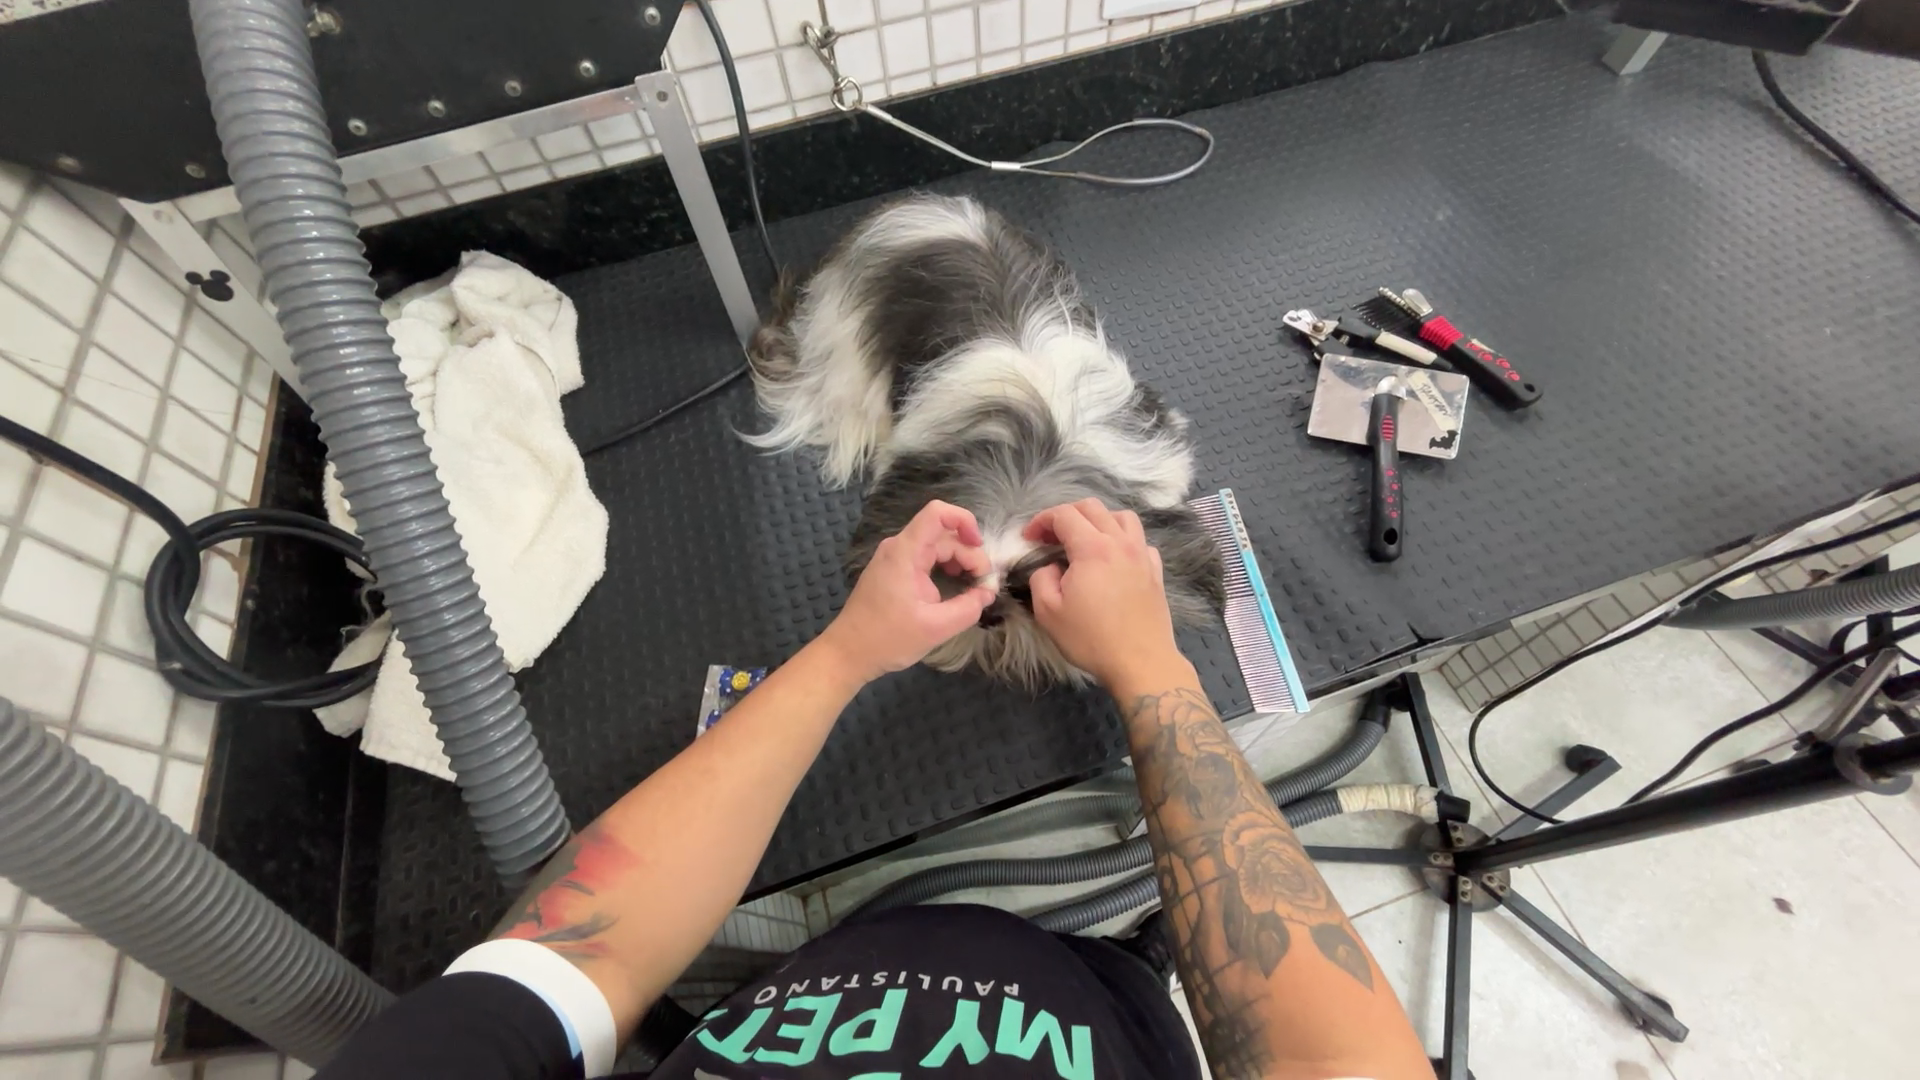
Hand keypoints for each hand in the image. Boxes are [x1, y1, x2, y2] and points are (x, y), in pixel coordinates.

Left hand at [815, 500, 995, 686]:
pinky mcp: (893, 570)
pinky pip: (925, 557)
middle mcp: (898, 547)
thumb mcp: (936, 628)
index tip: (979, 548)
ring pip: (936, 545)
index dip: (965, 521)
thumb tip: (988, 592)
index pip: (937, 513)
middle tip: (982, 586)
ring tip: (972, 588)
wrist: (848, 653)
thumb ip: (969, 607)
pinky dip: (944, 567)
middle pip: (943, 534)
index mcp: (905, 553)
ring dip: (958, 561)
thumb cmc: (887, 640)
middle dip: (968, 554)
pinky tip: (954, 587)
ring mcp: (894, 557)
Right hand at [1024, 499, 1185, 688]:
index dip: (1041, 520)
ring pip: (1122, 517)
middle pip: (1092, 507)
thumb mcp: (1048, 612)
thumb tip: (1050, 567)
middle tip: (1050, 537)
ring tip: (1084, 540)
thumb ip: (1041, 578)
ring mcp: (1142, 555)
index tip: (1029, 538)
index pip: (1063, 514)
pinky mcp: (1155, 571)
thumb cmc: (1091, 638)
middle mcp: (1120, 543)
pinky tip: (1113, 559)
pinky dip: (1123, 540)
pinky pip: (1140, 541)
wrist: (1141, 662)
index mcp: (1092, 548)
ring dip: (1098, 520)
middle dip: (1066, 515)